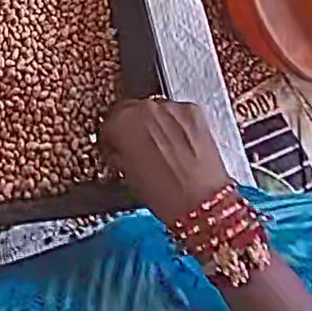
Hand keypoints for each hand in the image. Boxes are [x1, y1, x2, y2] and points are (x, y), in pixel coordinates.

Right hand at [98, 98, 231, 223]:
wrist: (202, 203)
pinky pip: (177, 113)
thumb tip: (119, 149)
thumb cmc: (165, 194)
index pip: (109, 123)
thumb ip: (120, 153)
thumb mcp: (128, 175)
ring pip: (155, 110)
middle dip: (131, 127)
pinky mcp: (194, 111)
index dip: (111, 139)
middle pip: (131, 110)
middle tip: (135, 147)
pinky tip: (178, 145)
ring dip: (154, 124)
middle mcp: (147, 108)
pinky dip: (175, 124)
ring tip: (161, 149)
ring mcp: (172, 107)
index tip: (114, 147)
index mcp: (123, 122)